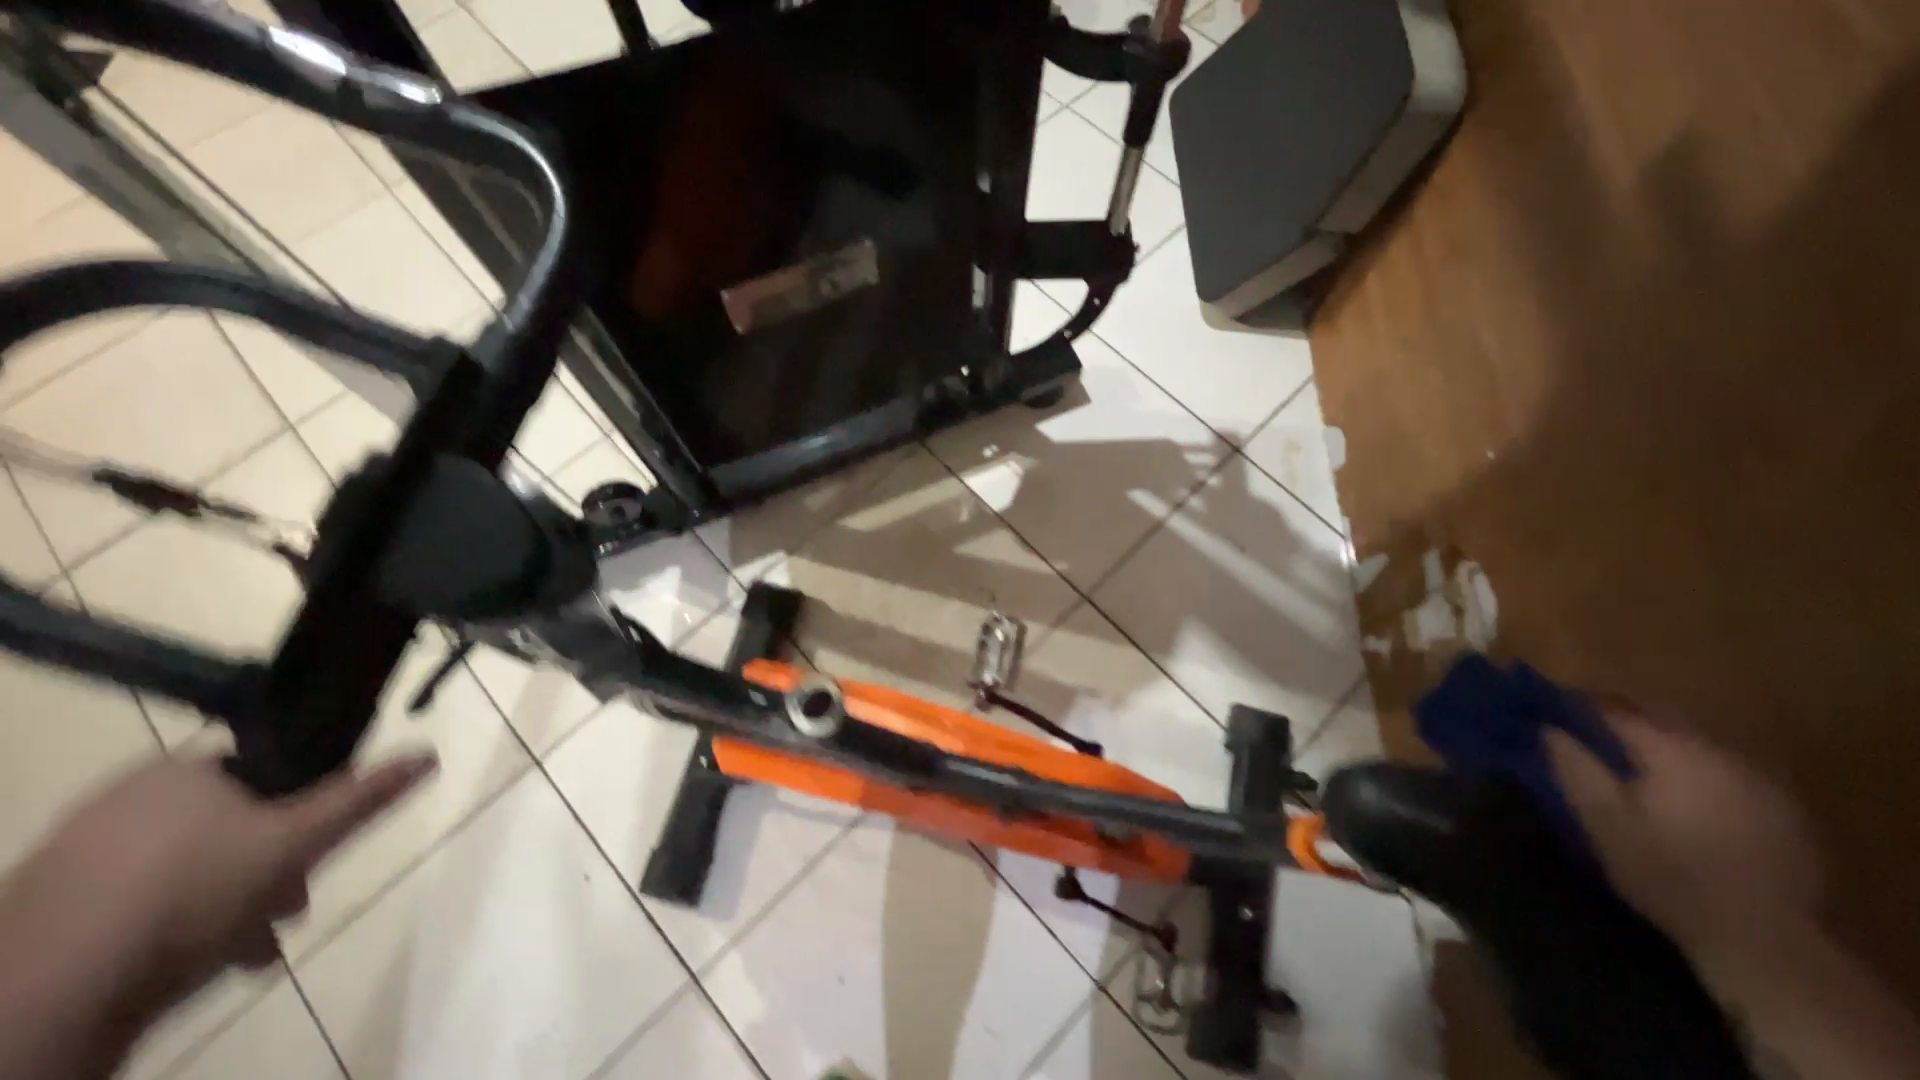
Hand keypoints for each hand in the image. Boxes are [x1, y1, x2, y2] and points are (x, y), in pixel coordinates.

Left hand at [3, 752, 435, 1013]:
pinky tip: (191, 962)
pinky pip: (137, 901)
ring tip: (246, 951)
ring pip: (187, 868)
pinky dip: (173, 925)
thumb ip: (362, 799)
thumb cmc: (190, 899)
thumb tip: (427, 753)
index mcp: (179, 770)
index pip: (264, 776)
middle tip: (287, 911)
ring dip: (231, 905)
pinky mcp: (48, 905)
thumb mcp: (298, 844)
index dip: (301, 816)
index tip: (316, 858)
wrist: (46, 998)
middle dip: (271, 872)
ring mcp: (76, 853)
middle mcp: (123, 799)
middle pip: (230, 827)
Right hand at [1546, 708, 1819, 965]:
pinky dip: (1700, 772)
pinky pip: (1729, 773)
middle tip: (1588, 733)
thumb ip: (1577, 771)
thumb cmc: (1668, 875)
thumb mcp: (1605, 824)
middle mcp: (1719, 753)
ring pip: (1698, 744)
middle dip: (1624, 719)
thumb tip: (1550, 729)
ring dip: (1664, 746)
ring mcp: (1759, 780)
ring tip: (1636, 764)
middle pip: (1662, 719)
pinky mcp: (1784, 810)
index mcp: (1672, 751)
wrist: (1762, 937)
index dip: (1581, 708)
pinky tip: (1689, 798)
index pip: (1617, 713)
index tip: (1552, 711)